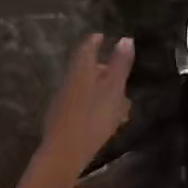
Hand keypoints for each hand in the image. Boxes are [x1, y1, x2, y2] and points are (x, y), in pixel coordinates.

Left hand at [39, 34, 133, 174]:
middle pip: (85, 68)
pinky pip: (81, 102)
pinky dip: (94, 103)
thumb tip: (125, 39)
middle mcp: (69, 80)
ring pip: (85, 86)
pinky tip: (104, 117)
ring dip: (100, 88)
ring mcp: (63, 99)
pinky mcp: (62, 117)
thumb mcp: (113, 88)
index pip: (87, 48)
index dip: (95, 41)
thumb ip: (120, 64)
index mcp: (82, 70)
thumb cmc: (93, 116)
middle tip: (117, 70)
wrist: (65, 151)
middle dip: (101, 67)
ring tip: (117, 99)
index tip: (102, 37)